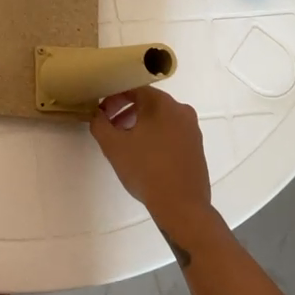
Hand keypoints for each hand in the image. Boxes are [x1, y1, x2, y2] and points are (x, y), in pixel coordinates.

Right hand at [89, 87, 214, 232]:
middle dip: (125, 111)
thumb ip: (99, 124)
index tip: (101, 114)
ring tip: (125, 144)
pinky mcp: (196, 147)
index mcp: (162, 103)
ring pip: (159, 117)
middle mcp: (181, 110)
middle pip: (147, 102)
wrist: (182, 206)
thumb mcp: (113, 146)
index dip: (112, 98)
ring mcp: (192, 129)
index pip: (133, 88)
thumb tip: (97, 114)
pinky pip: (171, 131)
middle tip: (110, 128)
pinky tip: (145, 156)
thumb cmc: (145, 170)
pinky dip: (155, 136)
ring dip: (139, 124)